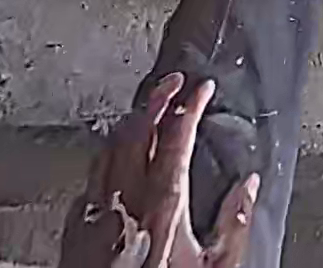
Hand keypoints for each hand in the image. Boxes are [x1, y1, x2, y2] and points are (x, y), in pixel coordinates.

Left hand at [61, 73, 259, 266]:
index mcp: (163, 204)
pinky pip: (89, 181)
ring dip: (131, 123)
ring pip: (108, 148)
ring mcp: (94, 217)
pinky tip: (116, 164)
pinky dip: (106, 160)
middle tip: (176, 83)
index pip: (177, 132)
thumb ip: (234, 223)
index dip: (192, 102)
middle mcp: (125, 201)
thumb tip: (249, 184)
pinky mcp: (74, 238)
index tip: (204, 88)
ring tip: (149, 113)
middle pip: (137, 128)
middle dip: (158, 97)